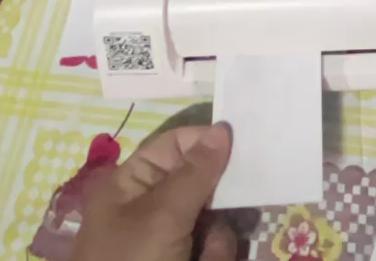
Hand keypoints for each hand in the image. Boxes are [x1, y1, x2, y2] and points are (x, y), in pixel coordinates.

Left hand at [72, 122, 236, 260]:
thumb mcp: (162, 217)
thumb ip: (196, 171)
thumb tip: (223, 128)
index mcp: (131, 185)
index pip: (176, 145)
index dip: (207, 141)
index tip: (244, 144)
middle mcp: (150, 209)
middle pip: (201, 184)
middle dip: (217, 201)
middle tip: (224, 210)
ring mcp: (167, 244)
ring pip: (214, 223)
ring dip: (216, 241)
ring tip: (202, 257)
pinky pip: (213, 250)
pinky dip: (214, 258)